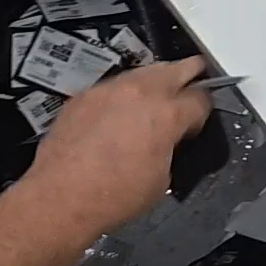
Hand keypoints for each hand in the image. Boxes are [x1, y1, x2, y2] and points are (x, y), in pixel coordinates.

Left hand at [16, 57, 212, 243]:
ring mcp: (110, 89)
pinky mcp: (85, 95)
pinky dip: (123, 93)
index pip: (200, 98)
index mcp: (167, 114)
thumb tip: (167, 141)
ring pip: (142, 72)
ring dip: (155, 79)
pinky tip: (120, 110)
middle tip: (196, 72)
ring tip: (158, 90)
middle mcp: (140, 92)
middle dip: (190, 72)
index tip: (199, 116)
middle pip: (176, 68)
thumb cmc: (113, 195)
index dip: (204, 108)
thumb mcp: (161, 178)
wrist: (61, 197)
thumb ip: (170, 148)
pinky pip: (112, 86)